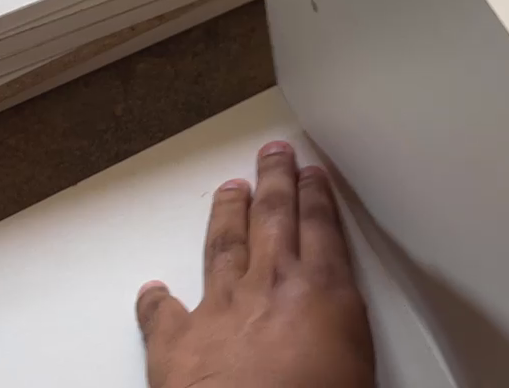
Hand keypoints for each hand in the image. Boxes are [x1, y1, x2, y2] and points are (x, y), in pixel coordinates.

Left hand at [135, 141, 374, 387]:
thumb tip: (335, 313)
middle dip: (275, 180)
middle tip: (273, 154)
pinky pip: (163, 315)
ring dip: (227, 212)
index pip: (319, 222)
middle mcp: (271, 284)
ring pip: (224, 244)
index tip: (311, 173)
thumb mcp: (356, 354)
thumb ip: (341, 318)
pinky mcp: (176, 347)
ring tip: (229, 188)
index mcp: (321, 285)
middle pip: (274, 215)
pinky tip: (152, 288)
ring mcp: (221, 310)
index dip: (314, 192)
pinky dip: (156, 301)